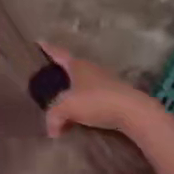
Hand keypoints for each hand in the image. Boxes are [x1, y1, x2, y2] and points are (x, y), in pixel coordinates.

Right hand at [42, 44, 158, 138]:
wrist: (134, 112)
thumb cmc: (97, 101)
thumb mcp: (68, 108)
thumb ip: (54, 116)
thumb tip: (51, 130)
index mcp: (77, 65)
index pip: (58, 53)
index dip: (47, 48)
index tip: (39, 42)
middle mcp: (91, 68)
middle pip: (72, 66)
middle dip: (61, 70)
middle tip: (49, 76)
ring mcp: (106, 80)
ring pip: (85, 81)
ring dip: (76, 88)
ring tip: (65, 98)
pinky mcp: (116, 95)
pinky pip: (95, 95)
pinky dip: (87, 102)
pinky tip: (84, 113)